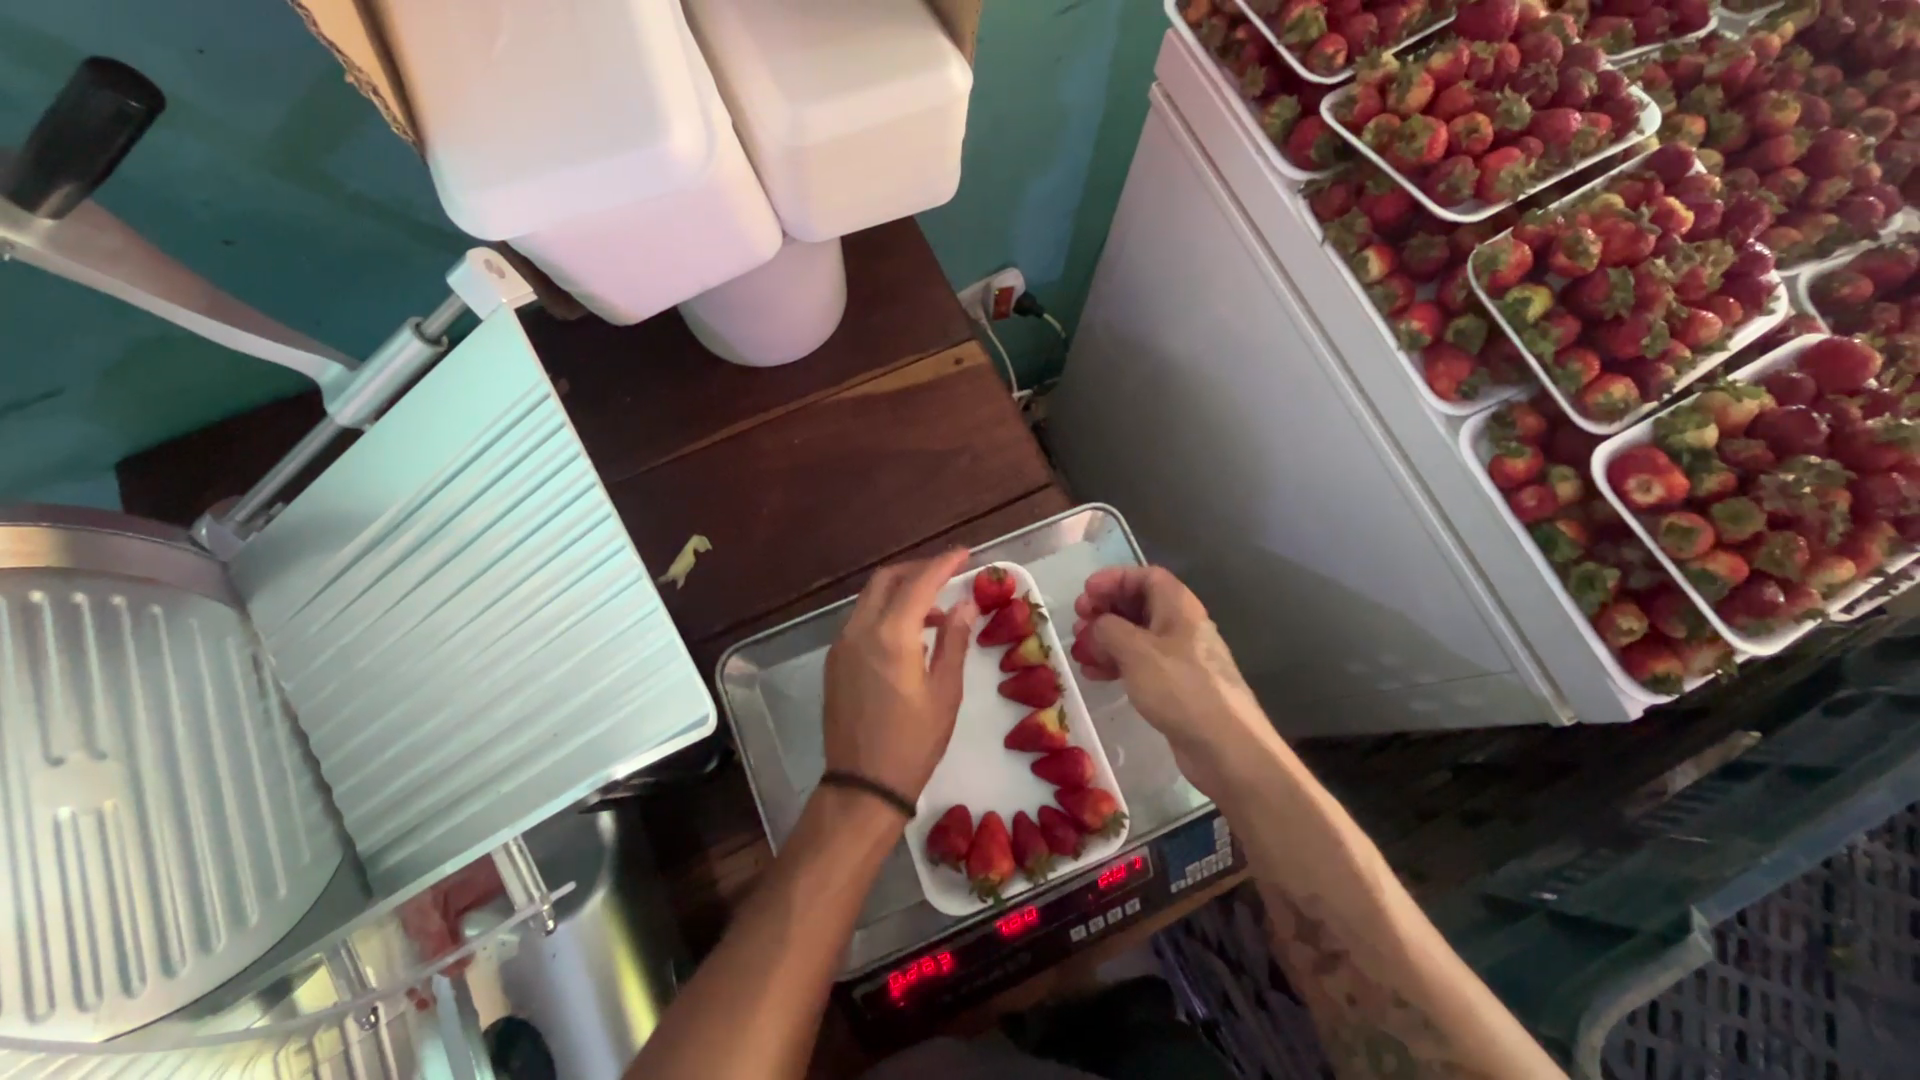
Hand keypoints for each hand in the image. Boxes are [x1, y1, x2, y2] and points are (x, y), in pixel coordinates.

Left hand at [822, 549, 977, 808]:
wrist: (862, 785)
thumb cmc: (913, 743)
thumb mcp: (945, 693)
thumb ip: (954, 642)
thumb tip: (966, 605)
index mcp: (890, 636)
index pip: (919, 583)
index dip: (943, 563)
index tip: (965, 554)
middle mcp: (859, 631)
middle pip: (886, 580)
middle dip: (917, 569)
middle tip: (949, 574)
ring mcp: (841, 646)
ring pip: (869, 599)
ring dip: (901, 592)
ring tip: (937, 611)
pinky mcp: (835, 663)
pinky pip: (860, 621)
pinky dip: (885, 613)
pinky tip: (909, 635)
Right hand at [1070, 566, 1275, 793]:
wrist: (1225, 746)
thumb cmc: (1180, 688)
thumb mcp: (1136, 651)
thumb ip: (1108, 629)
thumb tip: (1095, 626)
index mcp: (1179, 607)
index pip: (1146, 576)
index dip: (1114, 579)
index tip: (1085, 594)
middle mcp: (1181, 626)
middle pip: (1140, 605)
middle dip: (1106, 611)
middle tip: (1078, 623)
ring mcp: (1180, 658)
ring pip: (1137, 637)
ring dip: (1106, 640)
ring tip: (1080, 652)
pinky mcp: (1176, 687)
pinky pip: (1141, 665)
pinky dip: (1117, 664)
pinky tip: (1096, 676)